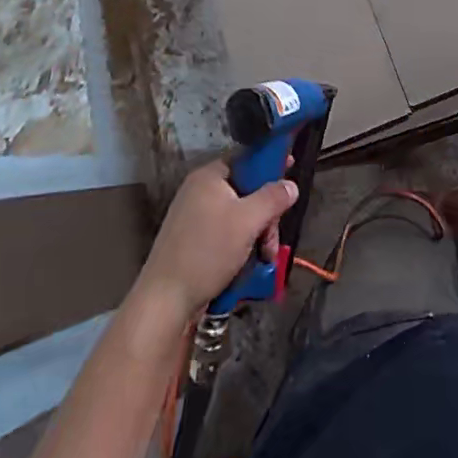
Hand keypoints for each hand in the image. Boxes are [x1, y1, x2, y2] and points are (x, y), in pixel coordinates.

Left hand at [135, 161, 297, 318]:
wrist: (167, 299)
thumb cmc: (207, 251)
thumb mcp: (248, 221)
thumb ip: (273, 198)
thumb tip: (291, 184)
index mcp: (209, 177)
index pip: (245, 159)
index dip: (269, 164)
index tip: (291, 170)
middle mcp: (201, 192)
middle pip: (247, 191)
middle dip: (266, 215)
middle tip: (271, 238)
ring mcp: (197, 217)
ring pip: (241, 216)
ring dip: (258, 234)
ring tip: (263, 258)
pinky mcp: (196, 240)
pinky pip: (228, 233)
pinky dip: (243, 245)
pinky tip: (249, 264)